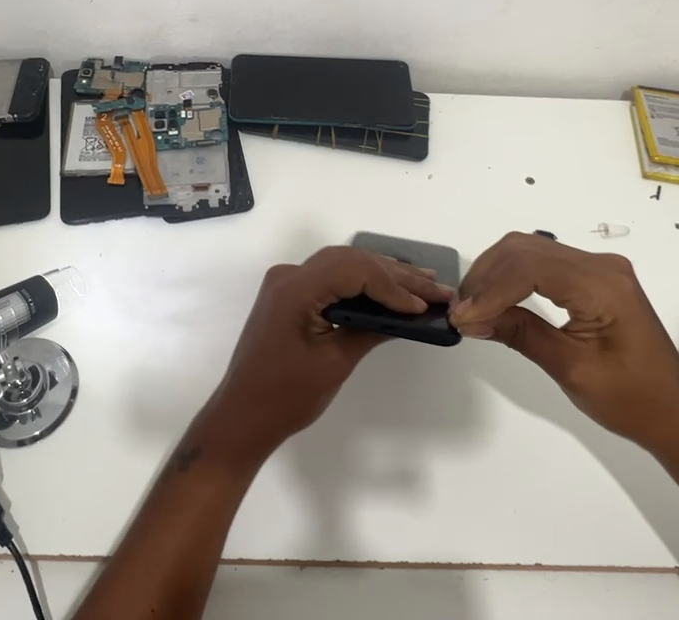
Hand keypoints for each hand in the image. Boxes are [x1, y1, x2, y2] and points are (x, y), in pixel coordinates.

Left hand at [197, 247, 452, 464]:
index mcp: (294, 289)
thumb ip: (369, 330)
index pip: (354, 271)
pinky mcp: (289, 296)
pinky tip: (388, 290)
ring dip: (380, 274)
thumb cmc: (285, 396)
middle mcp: (288, 276)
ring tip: (422, 284)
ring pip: (342, 266)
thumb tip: (405, 315)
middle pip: (350, 262)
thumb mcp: (334, 363)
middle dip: (394, 275)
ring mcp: (286, 284)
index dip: (392, 286)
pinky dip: (360, 283)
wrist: (243, 416)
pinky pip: (330, 278)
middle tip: (435, 288)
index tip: (423, 306)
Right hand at [449, 232, 678, 453]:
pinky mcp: (594, 276)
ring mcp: (599, 267)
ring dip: (495, 274)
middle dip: (487, 276)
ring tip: (472, 308)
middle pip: (525, 249)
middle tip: (461, 312)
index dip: (490, 289)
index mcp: (603, 286)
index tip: (462, 317)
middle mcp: (601, 265)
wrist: (674, 411)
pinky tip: (496, 301)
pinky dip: (512, 277)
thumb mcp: (572, 370)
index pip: (530, 267)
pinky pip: (543, 262)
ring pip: (530, 250)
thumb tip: (471, 317)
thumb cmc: (631, 400)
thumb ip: (521, 334)